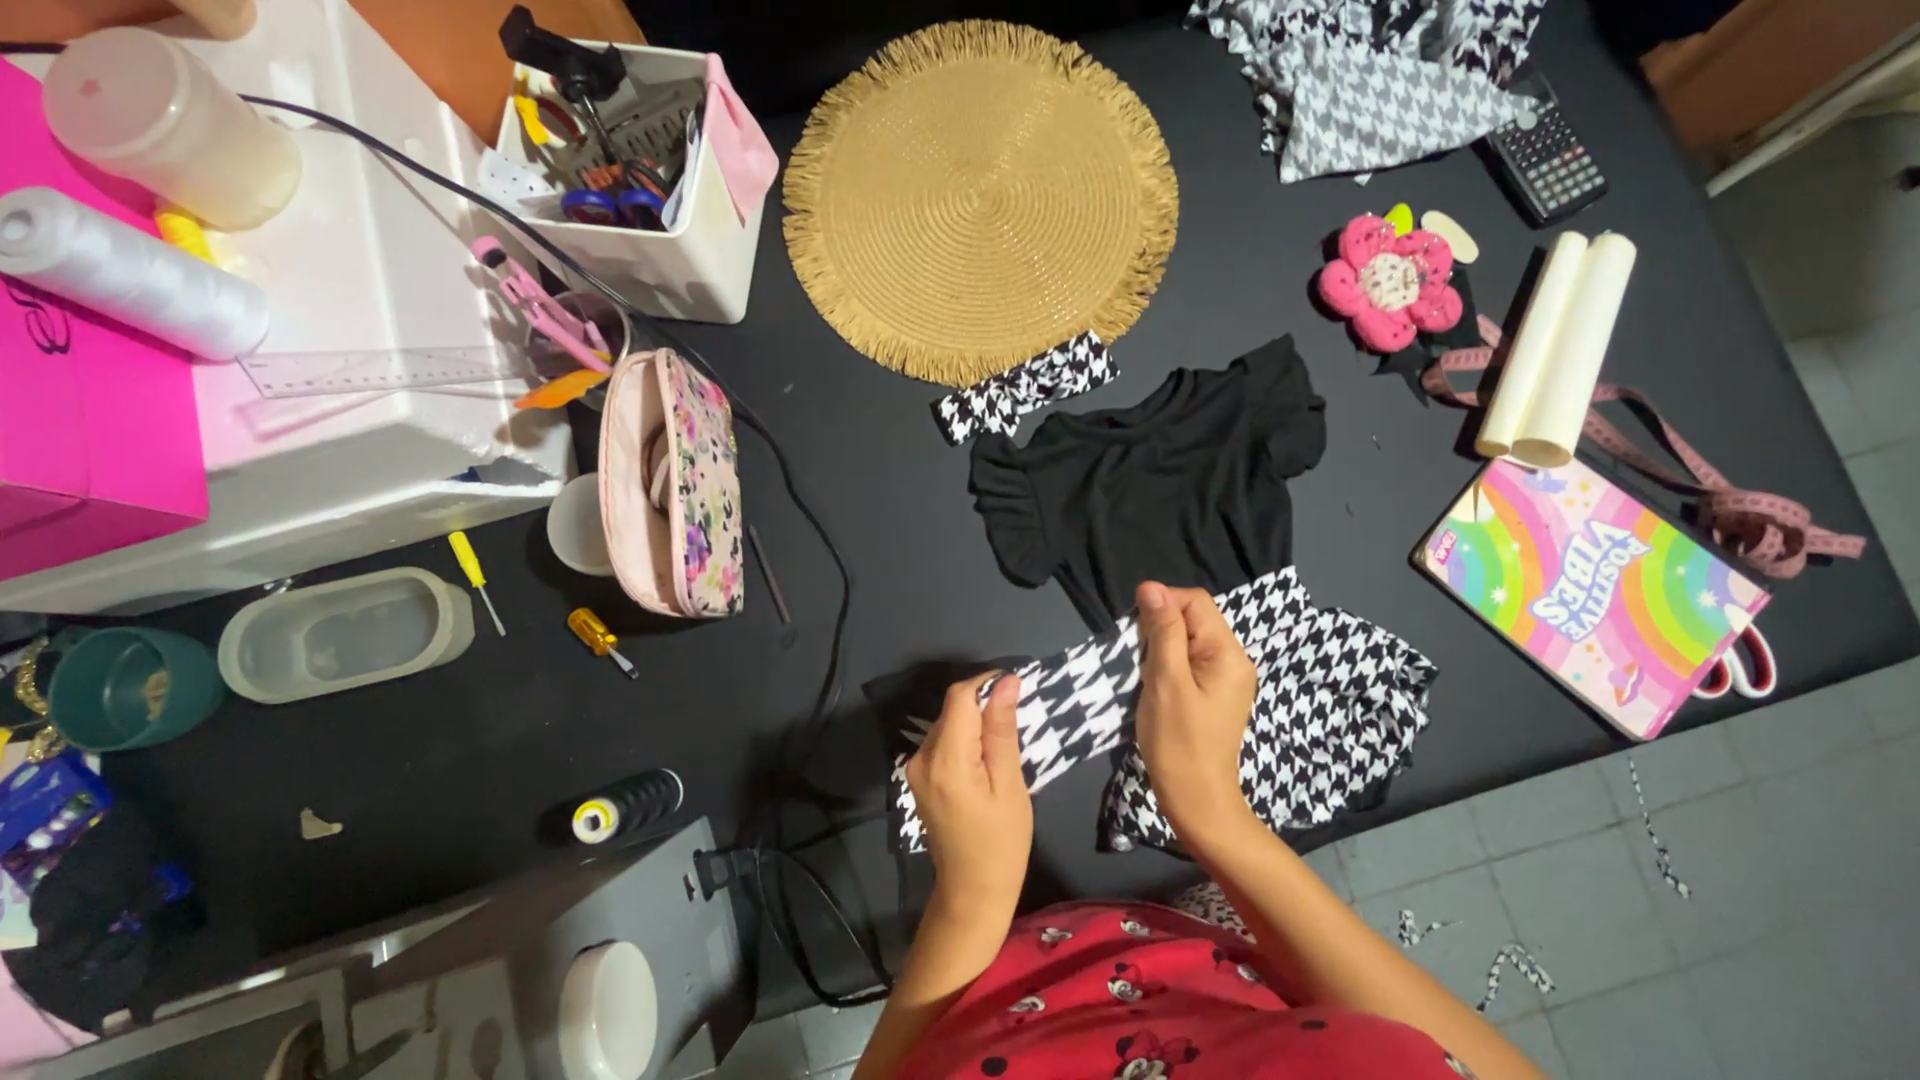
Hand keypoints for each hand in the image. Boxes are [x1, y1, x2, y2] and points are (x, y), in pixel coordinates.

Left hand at [906, 673, 1032, 919]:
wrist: (972, 889)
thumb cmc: (1001, 841)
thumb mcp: (1010, 784)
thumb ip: (1002, 730)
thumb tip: (1006, 682)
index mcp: (946, 759)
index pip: (960, 696)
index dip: (987, 683)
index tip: (1017, 688)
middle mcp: (922, 757)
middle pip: (952, 709)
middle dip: (983, 705)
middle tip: (1017, 723)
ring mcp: (916, 768)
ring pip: (948, 724)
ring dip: (975, 723)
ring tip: (1004, 746)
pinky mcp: (918, 777)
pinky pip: (943, 743)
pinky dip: (965, 740)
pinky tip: (986, 761)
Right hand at [1133, 581, 1258, 836]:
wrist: (1196, 798)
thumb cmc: (1178, 741)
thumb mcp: (1166, 681)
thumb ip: (1163, 631)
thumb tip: (1151, 587)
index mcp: (1228, 653)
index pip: (1195, 601)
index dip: (1162, 603)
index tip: (1133, 628)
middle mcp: (1234, 659)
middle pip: (1194, 618)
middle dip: (1161, 627)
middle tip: (1139, 657)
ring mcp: (1226, 678)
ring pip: (1189, 639)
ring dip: (1162, 647)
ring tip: (1146, 673)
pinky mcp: (1214, 693)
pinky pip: (1190, 661)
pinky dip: (1168, 664)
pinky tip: (1155, 684)